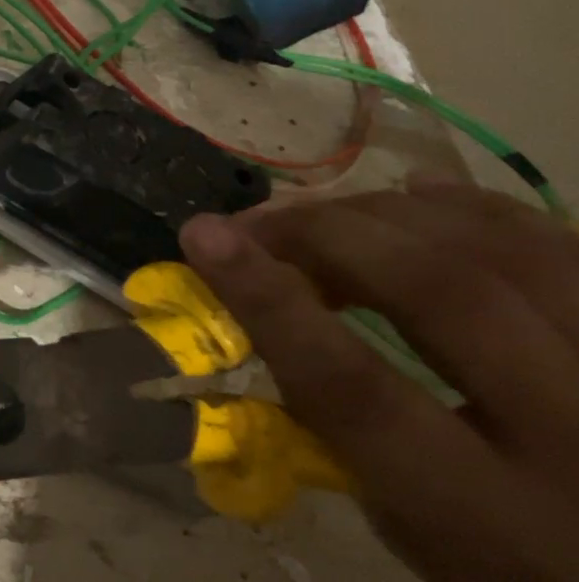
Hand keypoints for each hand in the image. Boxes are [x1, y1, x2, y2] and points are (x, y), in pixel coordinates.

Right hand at [181, 185, 578, 580]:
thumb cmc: (504, 557)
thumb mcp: (409, 529)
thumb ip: (341, 431)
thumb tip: (266, 312)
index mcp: (485, 513)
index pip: (356, 388)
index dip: (271, 302)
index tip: (203, 236)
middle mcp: (577, 439)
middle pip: (443, 296)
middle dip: (326, 236)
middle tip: (257, 224)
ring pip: (512, 257)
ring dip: (394, 216)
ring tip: (326, 214)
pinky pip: (567, 248)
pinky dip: (480, 210)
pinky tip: (420, 199)